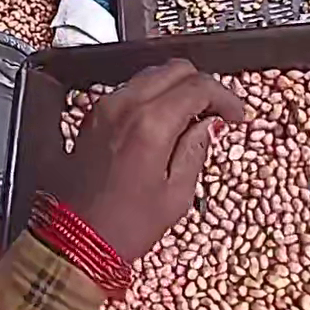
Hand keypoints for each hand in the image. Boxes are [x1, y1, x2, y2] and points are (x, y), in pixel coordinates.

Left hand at [58, 60, 247, 260]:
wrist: (74, 240)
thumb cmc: (125, 227)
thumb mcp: (176, 195)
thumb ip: (196, 150)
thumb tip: (209, 126)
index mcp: (150, 124)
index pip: (198, 86)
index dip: (225, 97)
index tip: (235, 115)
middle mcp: (125, 106)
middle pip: (175, 69)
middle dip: (202, 86)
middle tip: (217, 112)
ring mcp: (105, 108)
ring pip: (151, 76)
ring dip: (177, 89)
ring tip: (192, 120)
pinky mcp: (93, 117)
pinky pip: (131, 92)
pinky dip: (154, 98)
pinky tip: (164, 125)